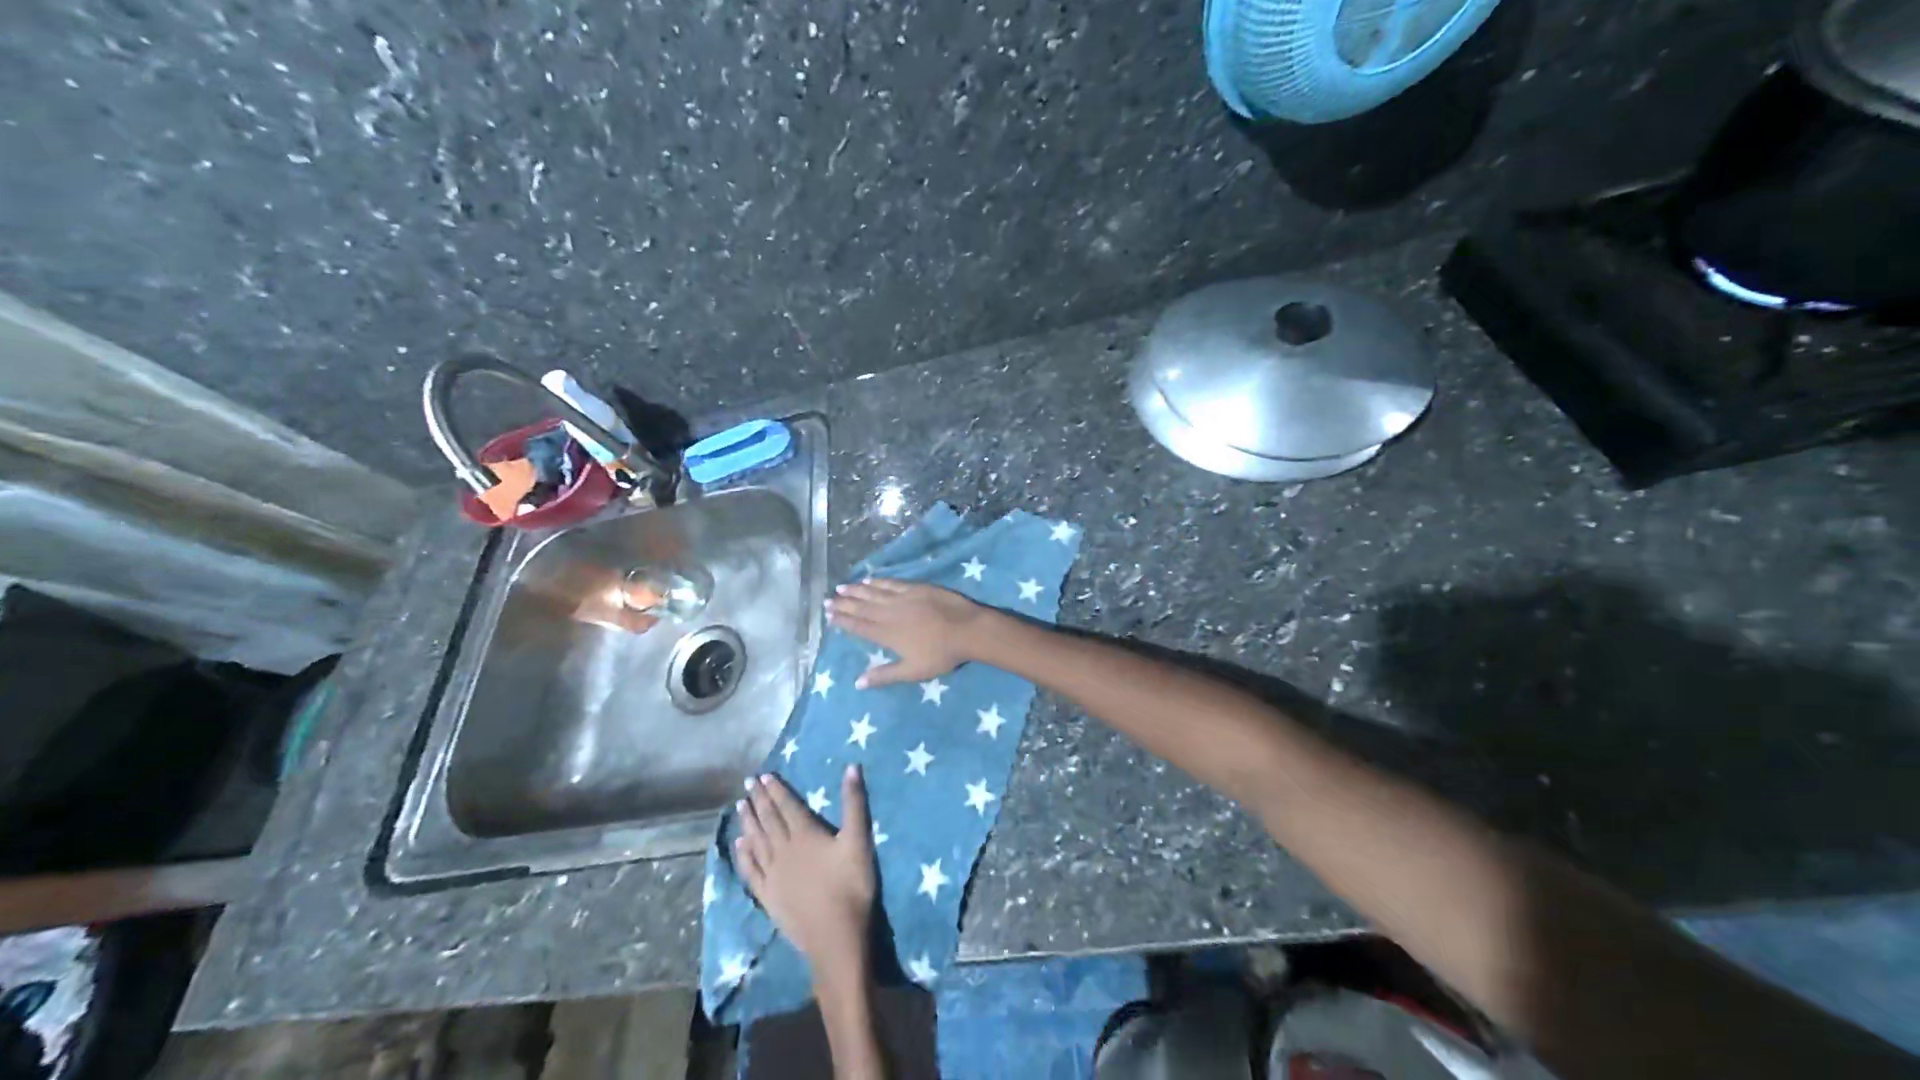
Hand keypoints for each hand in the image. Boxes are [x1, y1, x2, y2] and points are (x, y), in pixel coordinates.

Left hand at [735, 767, 876, 968]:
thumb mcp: (858, 841)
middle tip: (747, 783)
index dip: (776, 790)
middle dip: (759, 800)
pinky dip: (744, 855)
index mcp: (805, 835)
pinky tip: (739, 845)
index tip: (763, 776)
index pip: (787, 806)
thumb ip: (854, 803)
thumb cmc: (851, 887)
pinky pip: (751, 870)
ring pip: (756, 841)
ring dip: (748, 822)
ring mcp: (772, 874)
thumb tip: (851, 767)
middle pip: (769, 820)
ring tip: (740, 805)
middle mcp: (783, 850)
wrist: (835, 937)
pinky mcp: (767, 896)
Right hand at [827, 579, 994, 687]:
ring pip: (873, 592)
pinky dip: (878, 582)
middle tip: (828, 600)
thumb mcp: (913, 671)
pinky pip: (891, 583)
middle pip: (862, 607)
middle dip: (844, 604)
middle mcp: (890, 613)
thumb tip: (858, 682)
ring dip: (856, 590)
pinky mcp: (916, 588)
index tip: (829, 615)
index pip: (859, 626)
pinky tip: (868, 580)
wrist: (967, 629)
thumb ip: (885, 675)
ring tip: (841, 588)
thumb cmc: (941, 654)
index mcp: (887, 634)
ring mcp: (903, 598)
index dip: (843, 621)